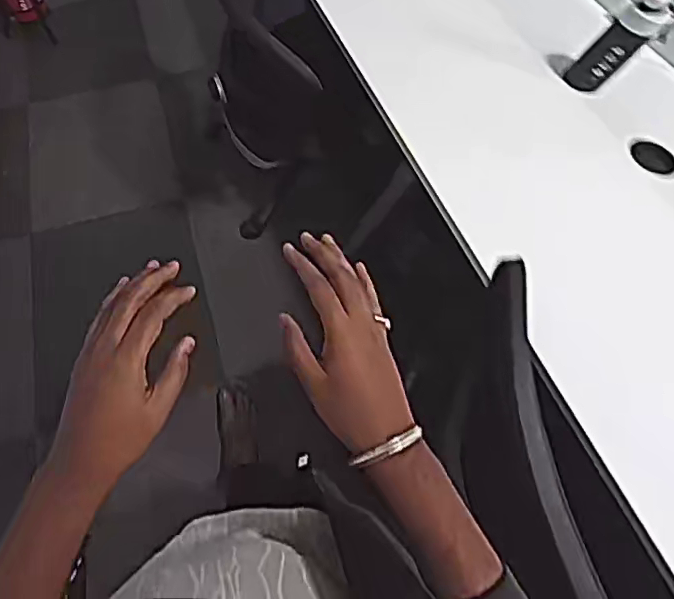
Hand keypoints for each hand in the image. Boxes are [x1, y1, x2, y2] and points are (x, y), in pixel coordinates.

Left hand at [49, 260, 196, 490]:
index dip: (173, 297)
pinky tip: (120, 290)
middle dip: (154, 278)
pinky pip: (100, 315)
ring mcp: (91, 350)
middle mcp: (105, 348)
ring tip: (151, 269)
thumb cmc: (116, 442)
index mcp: (125, 359)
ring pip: (114, 303)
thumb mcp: (157, 410)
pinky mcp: (83, 356)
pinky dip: (113, 297)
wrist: (78, 462)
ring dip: (134, 282)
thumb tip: (186, 344)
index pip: (153, 314)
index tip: (187, 290)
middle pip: (131, 299)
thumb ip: (175, 371)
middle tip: (172, 267)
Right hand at [280, 234, 415, 452]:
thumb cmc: (352, 415)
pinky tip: (360, 269)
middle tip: (307, 238)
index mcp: (341, 331)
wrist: (388, 435)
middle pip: (341, 275)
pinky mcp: (382, 335)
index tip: (290, 251)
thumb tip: (285, 322)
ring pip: (358, 281)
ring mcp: (374, 327)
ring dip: (342, 259)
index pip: (319, 286)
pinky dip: (365, 279)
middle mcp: (360, 323)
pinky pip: (373, 297)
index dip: (303, 265)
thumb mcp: (313, 385)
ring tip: (329, 243)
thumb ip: (296, 348)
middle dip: (322, 252)